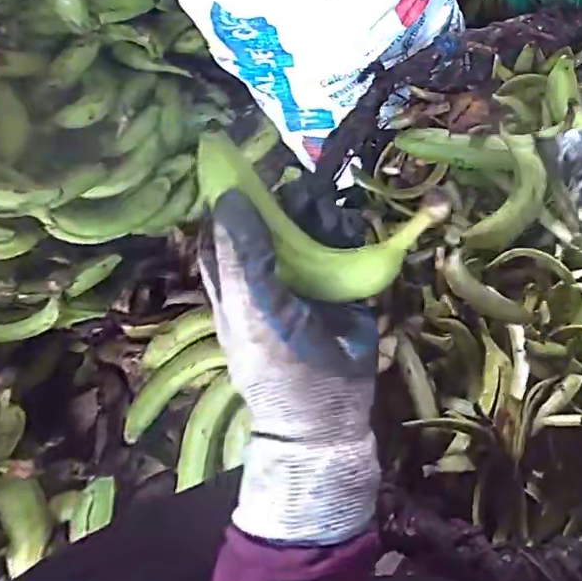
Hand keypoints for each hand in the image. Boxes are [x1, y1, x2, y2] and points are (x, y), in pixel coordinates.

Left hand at [200, 191, 378, 545]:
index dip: (233, 198)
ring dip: (320, 213)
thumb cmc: (278, 365)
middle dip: (287, 202)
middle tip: (302, 191)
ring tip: (329, 212)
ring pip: (311, 227)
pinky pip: (344, 244)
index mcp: (237, 280)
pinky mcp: (342, 280)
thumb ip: (243, 256)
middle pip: (275, 221)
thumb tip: (229, 196)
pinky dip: (348, 230)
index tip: (245, 167)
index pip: (228, 228)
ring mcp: (308, 275)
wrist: (329, 413)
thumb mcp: (252, 310)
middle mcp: (270, 271)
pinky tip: (352, 228)